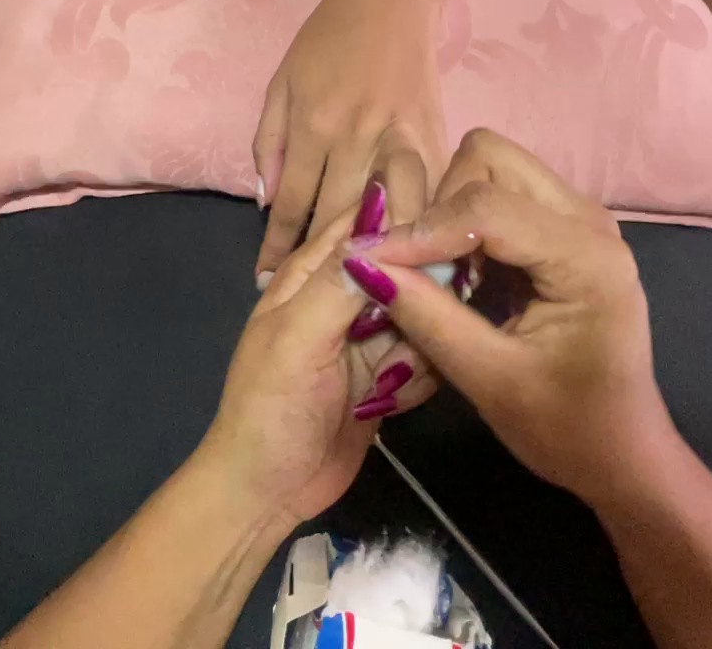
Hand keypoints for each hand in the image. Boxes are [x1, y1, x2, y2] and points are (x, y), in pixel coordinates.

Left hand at [197, 212, 399, 527]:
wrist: (269, 490)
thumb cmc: (270, 407)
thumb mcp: (296, 339)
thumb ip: (335, 286)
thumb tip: (381, 232)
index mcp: (310, 275)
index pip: (359, 223)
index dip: (400, 220)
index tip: (441, 235)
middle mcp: (343, 297)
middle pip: (403, 268)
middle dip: (421, 294)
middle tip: (417, 329)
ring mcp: (368, 336)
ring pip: (422, 314)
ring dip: (420, 346)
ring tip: (391, 379)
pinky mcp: (388, 373)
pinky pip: (425, 357)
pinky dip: (419, 378)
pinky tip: (392, 403)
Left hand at [253, 0, 446, 272]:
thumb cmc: (327, 40)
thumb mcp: (281, 83)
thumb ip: (269, 142)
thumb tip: (266, 201)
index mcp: (314, 124)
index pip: (292, 201)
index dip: (277, 244)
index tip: (265, 279)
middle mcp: (357, 138)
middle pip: (339, 217)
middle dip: (322, 264)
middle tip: (310, 306)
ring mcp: (402, 139)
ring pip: (391, 213)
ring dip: (379, 257)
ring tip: (368, 298)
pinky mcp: (438, 137)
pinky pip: (429, 193)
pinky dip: (421, 227)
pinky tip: (418, 258)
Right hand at [339, 129, 674, 504]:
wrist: (620, 452)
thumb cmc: (566, 427)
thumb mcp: (488, 379)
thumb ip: (425, 315)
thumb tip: (360, 264)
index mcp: (588, 258)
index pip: (486, 208)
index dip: (420, 231)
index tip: (370, 263)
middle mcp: (587, 219)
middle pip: (487, 159)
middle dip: (441, 205)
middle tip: (423, 268)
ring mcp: (575, 216)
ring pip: (487, 166)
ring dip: (449, 210)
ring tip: (442, 273)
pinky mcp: (558, 225)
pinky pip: (494, 191)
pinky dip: (462, 221)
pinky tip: (460, 273)